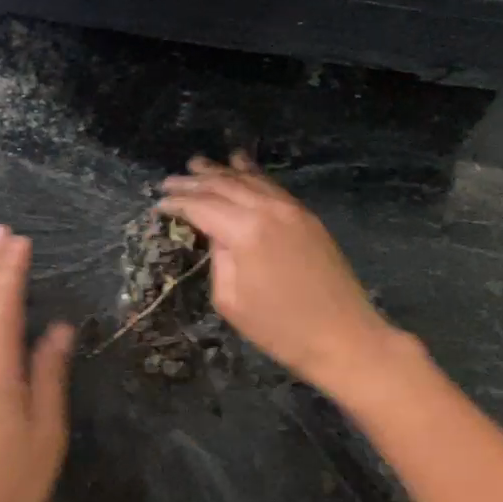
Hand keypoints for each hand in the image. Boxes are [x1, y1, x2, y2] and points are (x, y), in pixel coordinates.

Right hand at [159, 152, 397, 393]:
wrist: (344, 337)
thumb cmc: (280, 329)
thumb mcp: (230, 300)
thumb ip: (217, 257)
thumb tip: (215, 233)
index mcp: (245, 231)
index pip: (202, 206)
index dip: (178, 203)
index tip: (159, 203)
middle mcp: (267, 209)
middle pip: (224, 186)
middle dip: (194, 181)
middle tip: (170, 180)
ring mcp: (290, 209)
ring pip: (249, 180)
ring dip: (221, 171)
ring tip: (197, 164)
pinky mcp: (306, 216)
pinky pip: (272, 186)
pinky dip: (252, 174)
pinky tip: (240, 165)